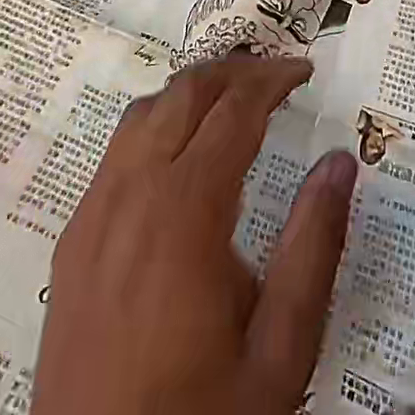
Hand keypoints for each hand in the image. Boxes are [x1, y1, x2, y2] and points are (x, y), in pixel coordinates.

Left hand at [33, 54, 357, 414]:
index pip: (233, 111)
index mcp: (184, 212)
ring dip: (192, 93)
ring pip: (142, 115)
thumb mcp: (281, 345)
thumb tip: (341, 161)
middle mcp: (129, 197)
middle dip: (234, 72)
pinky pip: (116, 153)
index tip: (305, 69)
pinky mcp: (73, 243)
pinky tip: (184, 154)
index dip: (272, 79)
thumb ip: (314, 244)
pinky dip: (158, 125)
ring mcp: (92, 218)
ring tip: (236, 100)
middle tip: (278, 75)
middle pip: (181, 96)